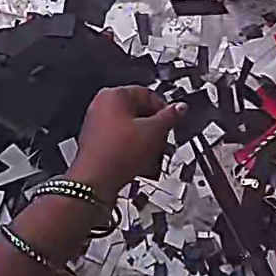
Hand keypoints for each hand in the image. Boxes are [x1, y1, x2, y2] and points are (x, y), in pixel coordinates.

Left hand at [68, 86, 183, 199]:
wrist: (96, 182)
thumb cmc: (117, 153)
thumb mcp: (154, 132)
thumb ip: (169, 117)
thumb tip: (178, 108)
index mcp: (113, 95)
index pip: (147, 94)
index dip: (164, 109)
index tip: (173, 121)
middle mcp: (101, 107)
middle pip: (139, 113)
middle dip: (156, 130)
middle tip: (166, 141)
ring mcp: (97, 126)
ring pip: (131, 130)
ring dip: (148, 143)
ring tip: (157, 156)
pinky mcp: (97, 145)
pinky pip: (121, 142)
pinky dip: (134, 151)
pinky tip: (144, 164)